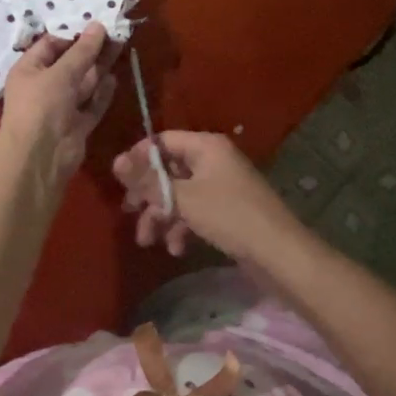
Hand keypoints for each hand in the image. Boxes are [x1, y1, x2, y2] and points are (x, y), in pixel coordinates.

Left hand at [0, 23, 116, 179]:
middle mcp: (44, 86)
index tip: (96, 26)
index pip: (50, 45)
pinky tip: (114, 78)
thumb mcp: (60, 73)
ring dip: (99, 68)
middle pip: (70, 64)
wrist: (40, 158)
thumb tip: (98, 26)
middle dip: (91, 50)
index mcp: (29, 70)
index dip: (72, 35)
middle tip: (116, 34)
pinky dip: (102, 93)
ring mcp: (61, 107)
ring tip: (120, 48)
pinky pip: (91, 105)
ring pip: (83, 84)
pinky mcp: (76, 125)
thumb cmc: (41, 106)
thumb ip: (82, 51)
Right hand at [112, 131, 303, 258]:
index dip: (139, 158)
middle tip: (129, 212)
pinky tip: (176, 249)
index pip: (162, 141)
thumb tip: (115, 162)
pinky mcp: (227, 211)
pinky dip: (182, 227)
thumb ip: (147, 181)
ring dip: (161, 216)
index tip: (121, 181)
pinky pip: (195, 211)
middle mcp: (213, 160)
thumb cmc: (230, 216)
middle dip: (148, 194)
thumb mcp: (182, 198)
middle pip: (168, 169)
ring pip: (179, 194)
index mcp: (206, 146)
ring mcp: (221, 186)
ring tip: (148, 241)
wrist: (280, 255)